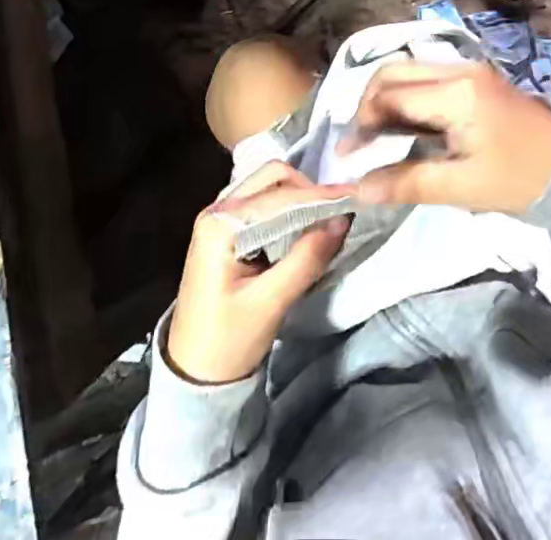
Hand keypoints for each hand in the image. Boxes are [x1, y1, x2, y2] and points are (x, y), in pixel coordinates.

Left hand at [164, 162, 350, 383]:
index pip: (279, 197)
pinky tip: (306, 225)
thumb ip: (306, 258)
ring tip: (327, 217)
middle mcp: (217, 211)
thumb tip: (342, 220)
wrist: (194, 373)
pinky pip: (263, 203)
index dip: (320, 196)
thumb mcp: (271, 303)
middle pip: (272, 177)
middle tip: (338, 210)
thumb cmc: (228, 341)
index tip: (356, 196)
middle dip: (308, 189)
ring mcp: (220, 218)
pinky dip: (288, 207)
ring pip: (268, 187)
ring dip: (299, 196)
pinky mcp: (227, 230)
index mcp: (220, 225)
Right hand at [338, 62, 550, 213]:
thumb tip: (359, 189)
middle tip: (361, 142)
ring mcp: (468, 69)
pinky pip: (426, 77)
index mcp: (457, 94)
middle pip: (393, 72)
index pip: (390, 97)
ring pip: (408, 70)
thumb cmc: (518, 179)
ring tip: (378, 137)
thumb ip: (407, 183)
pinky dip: (406, 96)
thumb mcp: (462, 187)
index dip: (361, 124)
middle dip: (368, 104)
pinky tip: (404, 126)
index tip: (347, 156)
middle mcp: (459, 70)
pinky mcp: (474, 78)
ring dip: (385, 98)